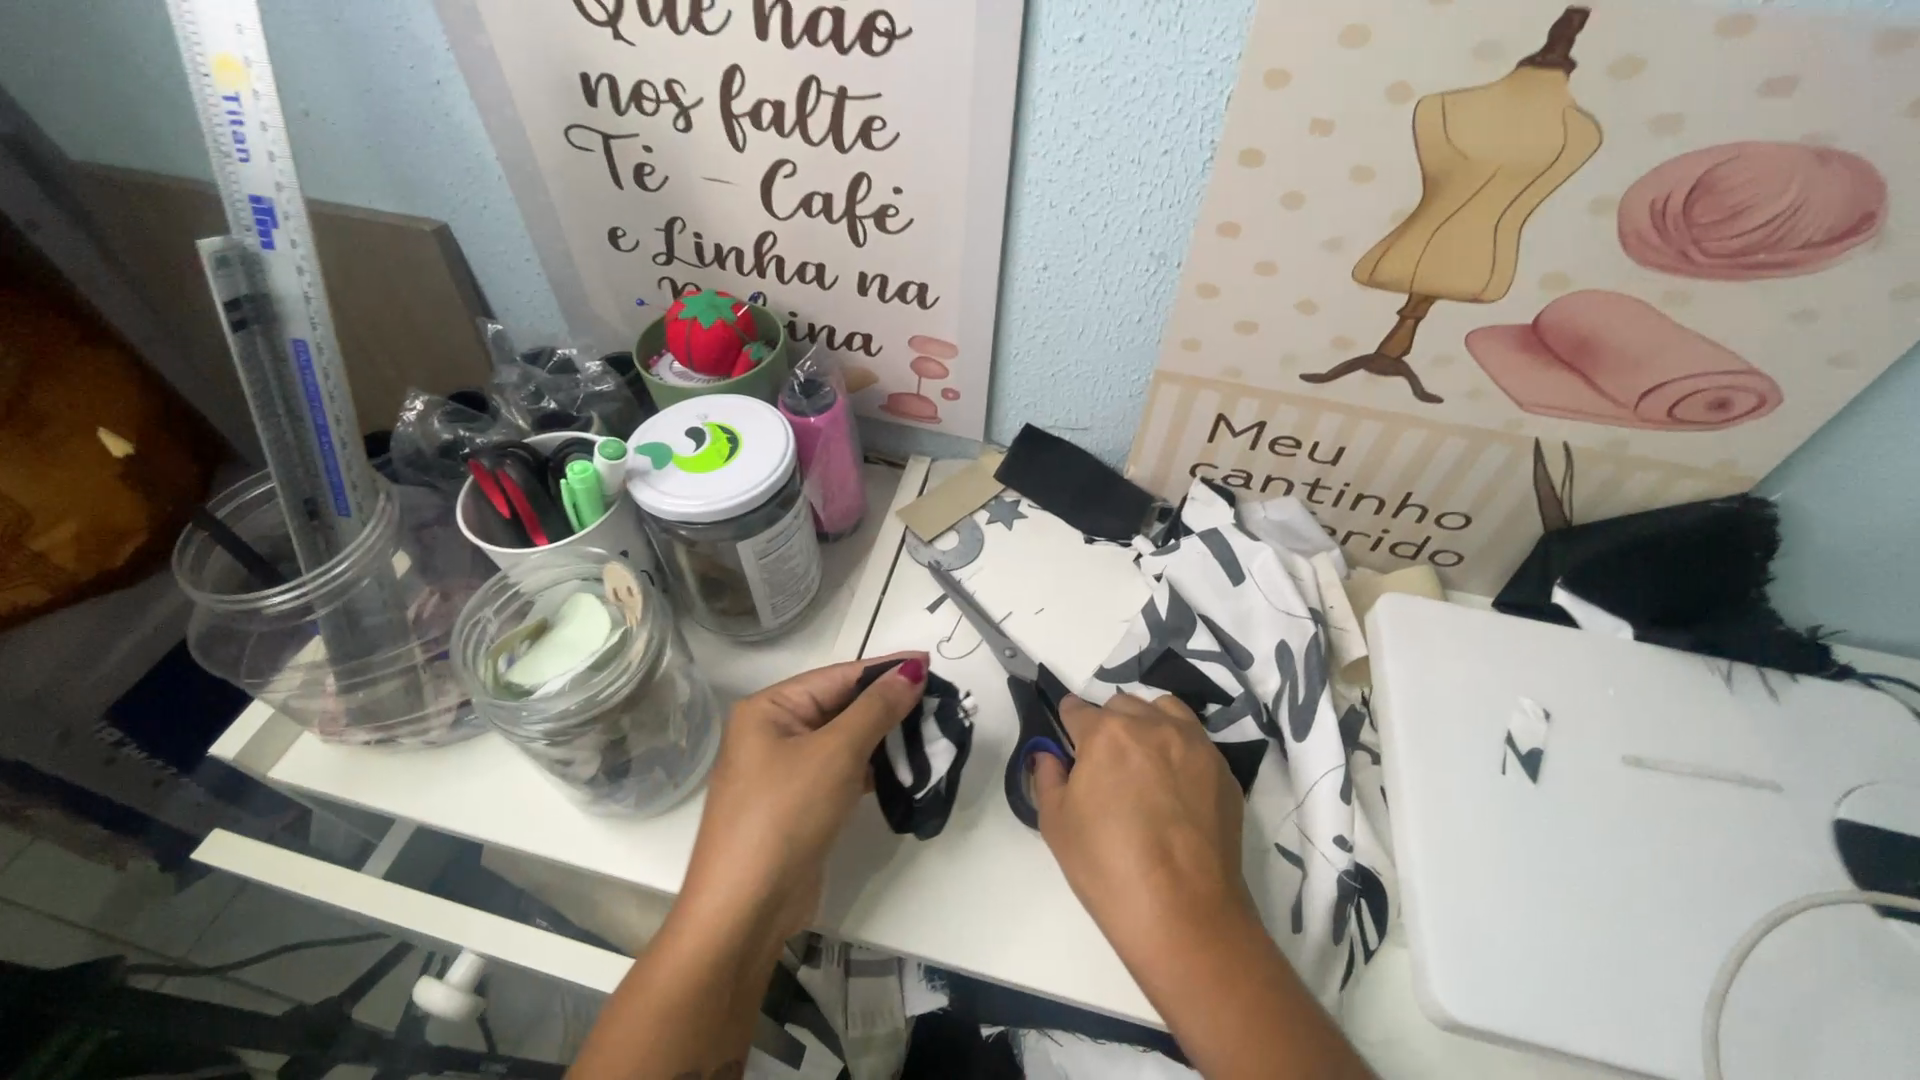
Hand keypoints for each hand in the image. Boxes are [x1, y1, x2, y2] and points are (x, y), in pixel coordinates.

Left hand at [679, 653, 928, 941]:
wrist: (746, 907)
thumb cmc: (785, 815)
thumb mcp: (835, 753)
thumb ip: (877, 709)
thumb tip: (912, 670)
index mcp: (769, 709)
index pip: (838, 676)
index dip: (885, 669)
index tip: (932, 664)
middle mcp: (773, 733)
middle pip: (840, 706)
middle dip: (889, 704)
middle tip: (940, 701)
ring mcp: (785, 772)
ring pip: (844, 741)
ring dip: (885, 738)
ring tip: (933, 732)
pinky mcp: (800, 805)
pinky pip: (842, 772)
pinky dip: (873, 768)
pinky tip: (906, 768)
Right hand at [1033, 693, 1255, 963]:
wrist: (1183, 912)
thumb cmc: (1107, 867)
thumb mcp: (1056, 823)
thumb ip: (1048, 776)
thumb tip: (1049, 754)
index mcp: (1106, 734)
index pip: (1077, 709)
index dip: (1068, 724)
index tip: (1068, 742)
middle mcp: (1152, 726)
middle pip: (1122, 705)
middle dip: (1108, 724)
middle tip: (1104, 764)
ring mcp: (1195, 746)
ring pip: (1164, 710)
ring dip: (1147, 723)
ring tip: (1144, 762)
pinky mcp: (1223, 771)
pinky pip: (1196, 741)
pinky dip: (1179, 750)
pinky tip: (1175, 788)